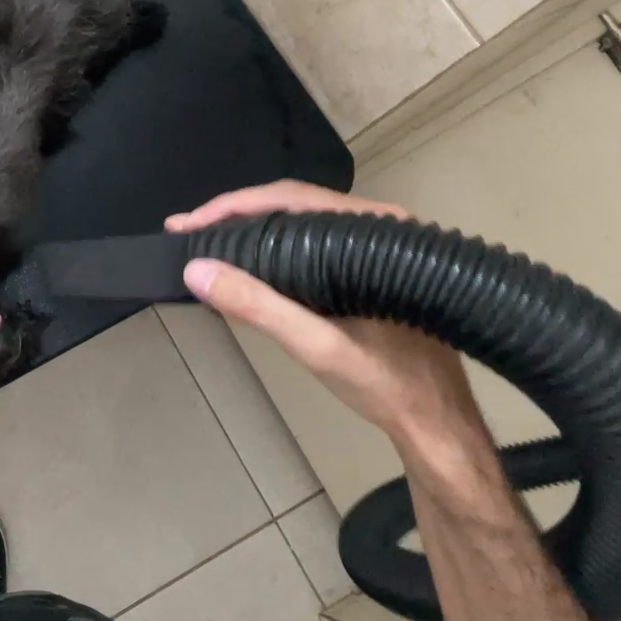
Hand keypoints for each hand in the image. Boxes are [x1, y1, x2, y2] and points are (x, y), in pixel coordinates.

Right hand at [166, 181, 488, 451]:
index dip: (231, 207)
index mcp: (377, 230)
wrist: (436, 422)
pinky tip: (245, 258)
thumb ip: (258, 307)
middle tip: (184, 230)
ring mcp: (376, 242)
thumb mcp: (317, 347)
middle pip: (292, 202)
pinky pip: (310, 239)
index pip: (291, 198)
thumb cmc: (387, 384)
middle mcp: (379, 224)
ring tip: (203, 240)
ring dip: (248, 229)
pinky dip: (271, 245)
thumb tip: (195, 269)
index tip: (186, 224)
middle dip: (233, 215)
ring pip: (298, 219)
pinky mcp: (369, 263)